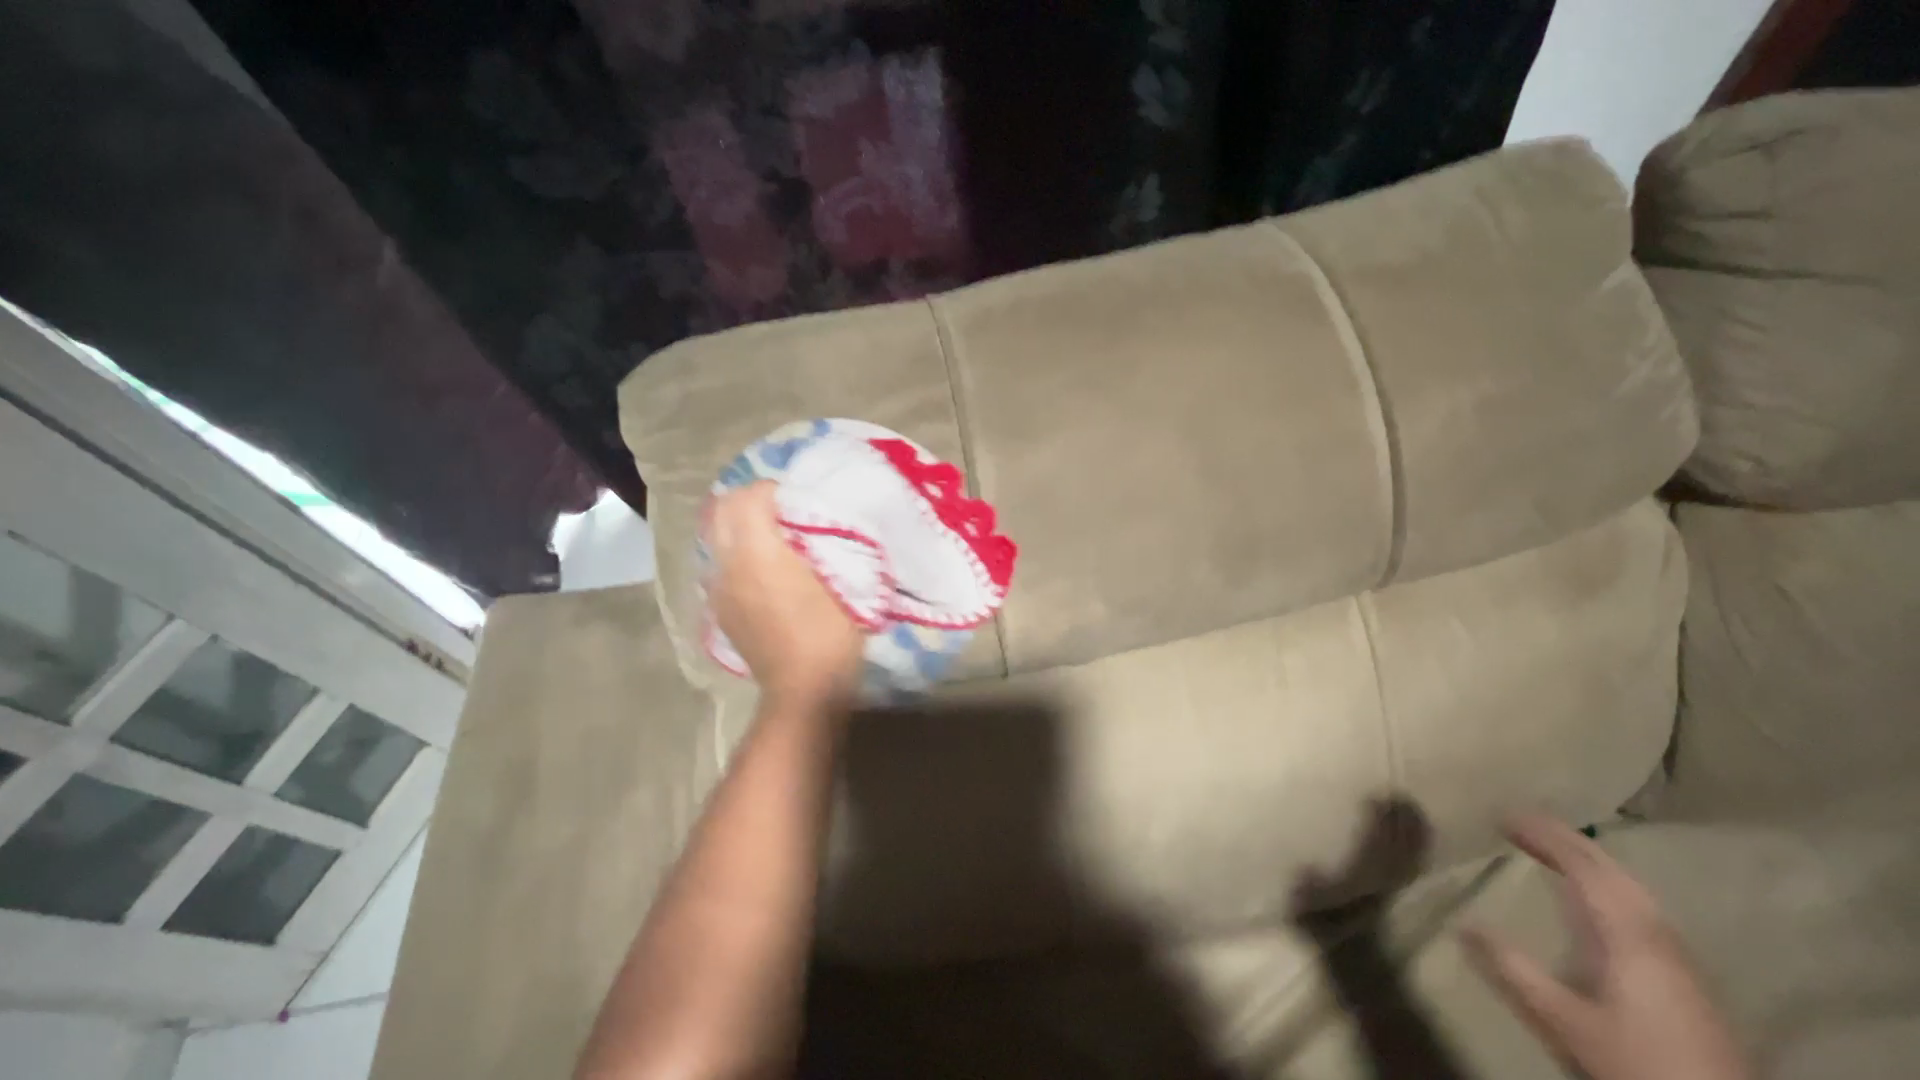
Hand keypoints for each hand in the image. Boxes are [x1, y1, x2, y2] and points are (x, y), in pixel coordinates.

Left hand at [707, 482, 863, 705]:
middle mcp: (728, 565)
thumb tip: (806, 517)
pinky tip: (763, 571)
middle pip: (723, 510)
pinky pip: (719, 565)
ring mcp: (718, 589)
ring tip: (772, 538)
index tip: (799, 499)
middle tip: (783, 512)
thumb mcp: (840, 580)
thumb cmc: (830, 633)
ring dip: (739, 527)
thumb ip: (818, 539)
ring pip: (716, 537)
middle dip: (750, 503)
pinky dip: (736, 555)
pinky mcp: (720, 610)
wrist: (804, 692)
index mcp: (757, 553)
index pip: (750, 496)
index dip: (774, 490)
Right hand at [1461, 816, 1748, 1079]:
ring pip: (1629, 888)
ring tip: (1553, 850)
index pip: (1583, 867)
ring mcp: (1675, 954)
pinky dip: (1606, 886)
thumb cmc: (1636, 1062)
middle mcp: (1656, 932)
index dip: (1545, 836)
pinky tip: (1594, 903)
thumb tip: (1463, 925)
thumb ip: (1515, 972)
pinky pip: (1637, 907)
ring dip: (1589, 862)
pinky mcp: (1681, 975)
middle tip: (1523, 823)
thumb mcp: (1564, 1021)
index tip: (1505, 815)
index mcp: (1628, 933)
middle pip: (1611, 870)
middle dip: (1567, 840)